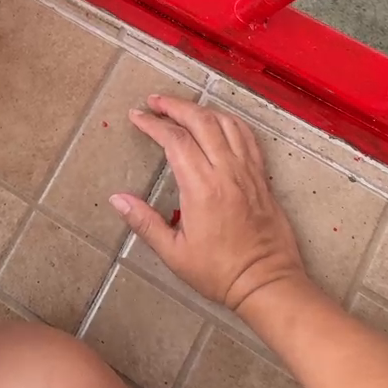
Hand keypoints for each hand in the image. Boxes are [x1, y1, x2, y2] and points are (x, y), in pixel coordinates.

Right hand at [110, 96, 305, 311]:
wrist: (270, 286)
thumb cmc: (220, 273)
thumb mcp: (174, 253)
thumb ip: (144, 222)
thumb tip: (117, 199)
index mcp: (203, 188)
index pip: (175, 140)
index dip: (153, 123)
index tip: (136, 116)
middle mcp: (227, 172)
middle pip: (201, 121)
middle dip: (174, 106)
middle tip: (153, 102)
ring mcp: (248, 172)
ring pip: (226, 123)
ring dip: (201, 109)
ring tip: (181, 108)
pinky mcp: (262, 177)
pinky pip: (246, 137)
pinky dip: (228, 121)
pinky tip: (216, 121)